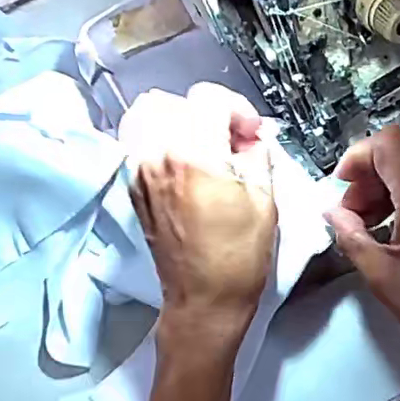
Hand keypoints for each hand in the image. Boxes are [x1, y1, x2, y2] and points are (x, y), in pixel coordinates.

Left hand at [126, 87, 277, 352]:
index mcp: (194, 158)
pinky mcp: (134, 190)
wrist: (204, 301)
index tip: (249, 133)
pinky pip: (137, 143)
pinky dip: (160, 140)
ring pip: (144, 116)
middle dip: (205, 111)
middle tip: (227, 137)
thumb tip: (252, 139)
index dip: (237, 109)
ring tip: (201, 144)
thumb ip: (257, 156)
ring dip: (177, 120)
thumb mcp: (265, 201)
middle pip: (171, 100)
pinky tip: (185, 162)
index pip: (208, 99)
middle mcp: (158, 158)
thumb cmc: (237, 261)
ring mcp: (140, 174)